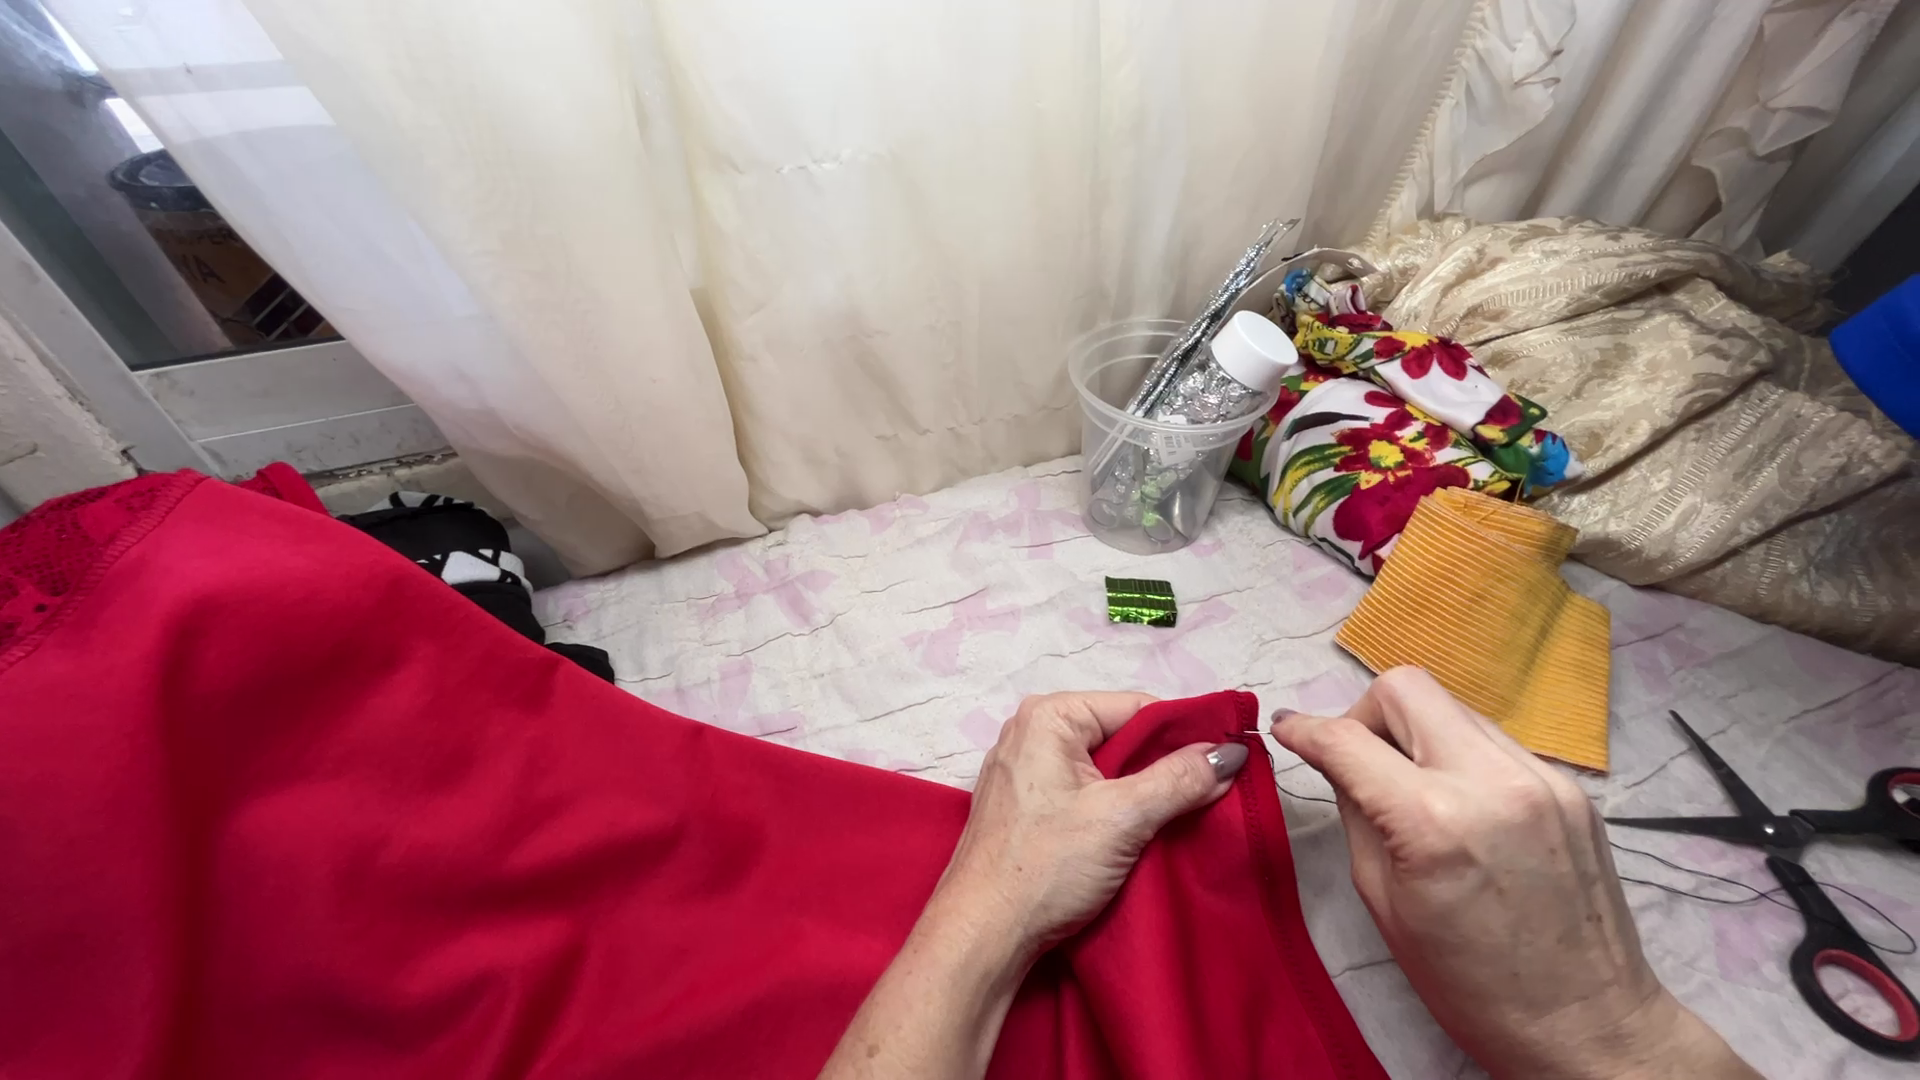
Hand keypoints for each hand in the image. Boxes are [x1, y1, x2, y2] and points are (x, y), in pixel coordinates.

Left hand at [819, 692, 1246, 1079]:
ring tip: (1188, 810)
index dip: (1185, 732)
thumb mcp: (1123, 817)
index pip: (1136, 706)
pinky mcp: (1027, 801)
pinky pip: (1085, 786)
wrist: (983, 932)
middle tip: (1216, 789)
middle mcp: (1032, 729)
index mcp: (1049, 715)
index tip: (1229, 758)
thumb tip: (1230, 752)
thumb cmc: (1046, 865)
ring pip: (1105, 764)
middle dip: (1165, 762)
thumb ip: (1179, 779)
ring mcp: (1026, 766)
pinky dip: (1117, 802)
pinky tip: (1145, 826)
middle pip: (1120, 733)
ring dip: (1144, 786)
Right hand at [1273, 668, 1756, 1079]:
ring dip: (1412, 730)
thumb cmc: (1465, 980)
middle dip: (1364, 712)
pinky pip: (1488, 739)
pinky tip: (1457, 801)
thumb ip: (1353, 807)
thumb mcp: (1378, 893)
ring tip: (1409, 781)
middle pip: (1405, 686)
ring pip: (1449, 705)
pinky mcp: (1570, 786)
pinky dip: (1454, 753)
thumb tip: (1331, 755)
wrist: (1592, 1029)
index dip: (1302, 728)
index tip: (1285, 729)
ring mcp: (1541, 778)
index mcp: (1433, 821)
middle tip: (1358, 757)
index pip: (1346, 739)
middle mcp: (1491, 781)